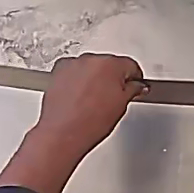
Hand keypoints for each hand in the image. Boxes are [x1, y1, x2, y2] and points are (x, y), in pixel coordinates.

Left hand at [0, 53, 145, 192]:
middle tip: (112, 97)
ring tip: (93, 101)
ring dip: (93, 78)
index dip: (134, 78)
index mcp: (111, 65)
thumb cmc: (90, 122)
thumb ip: (132, 90)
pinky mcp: (58, 71)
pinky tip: (79, 97)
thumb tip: (134, 86)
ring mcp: (73, 64)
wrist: (63, 132)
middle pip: (108, 64)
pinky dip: (76, 80)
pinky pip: (73, 71)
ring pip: (90, 67)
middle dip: (112, 78)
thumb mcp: (121, 106)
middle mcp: (91, 60)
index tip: (134, 85)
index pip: (130, 65)